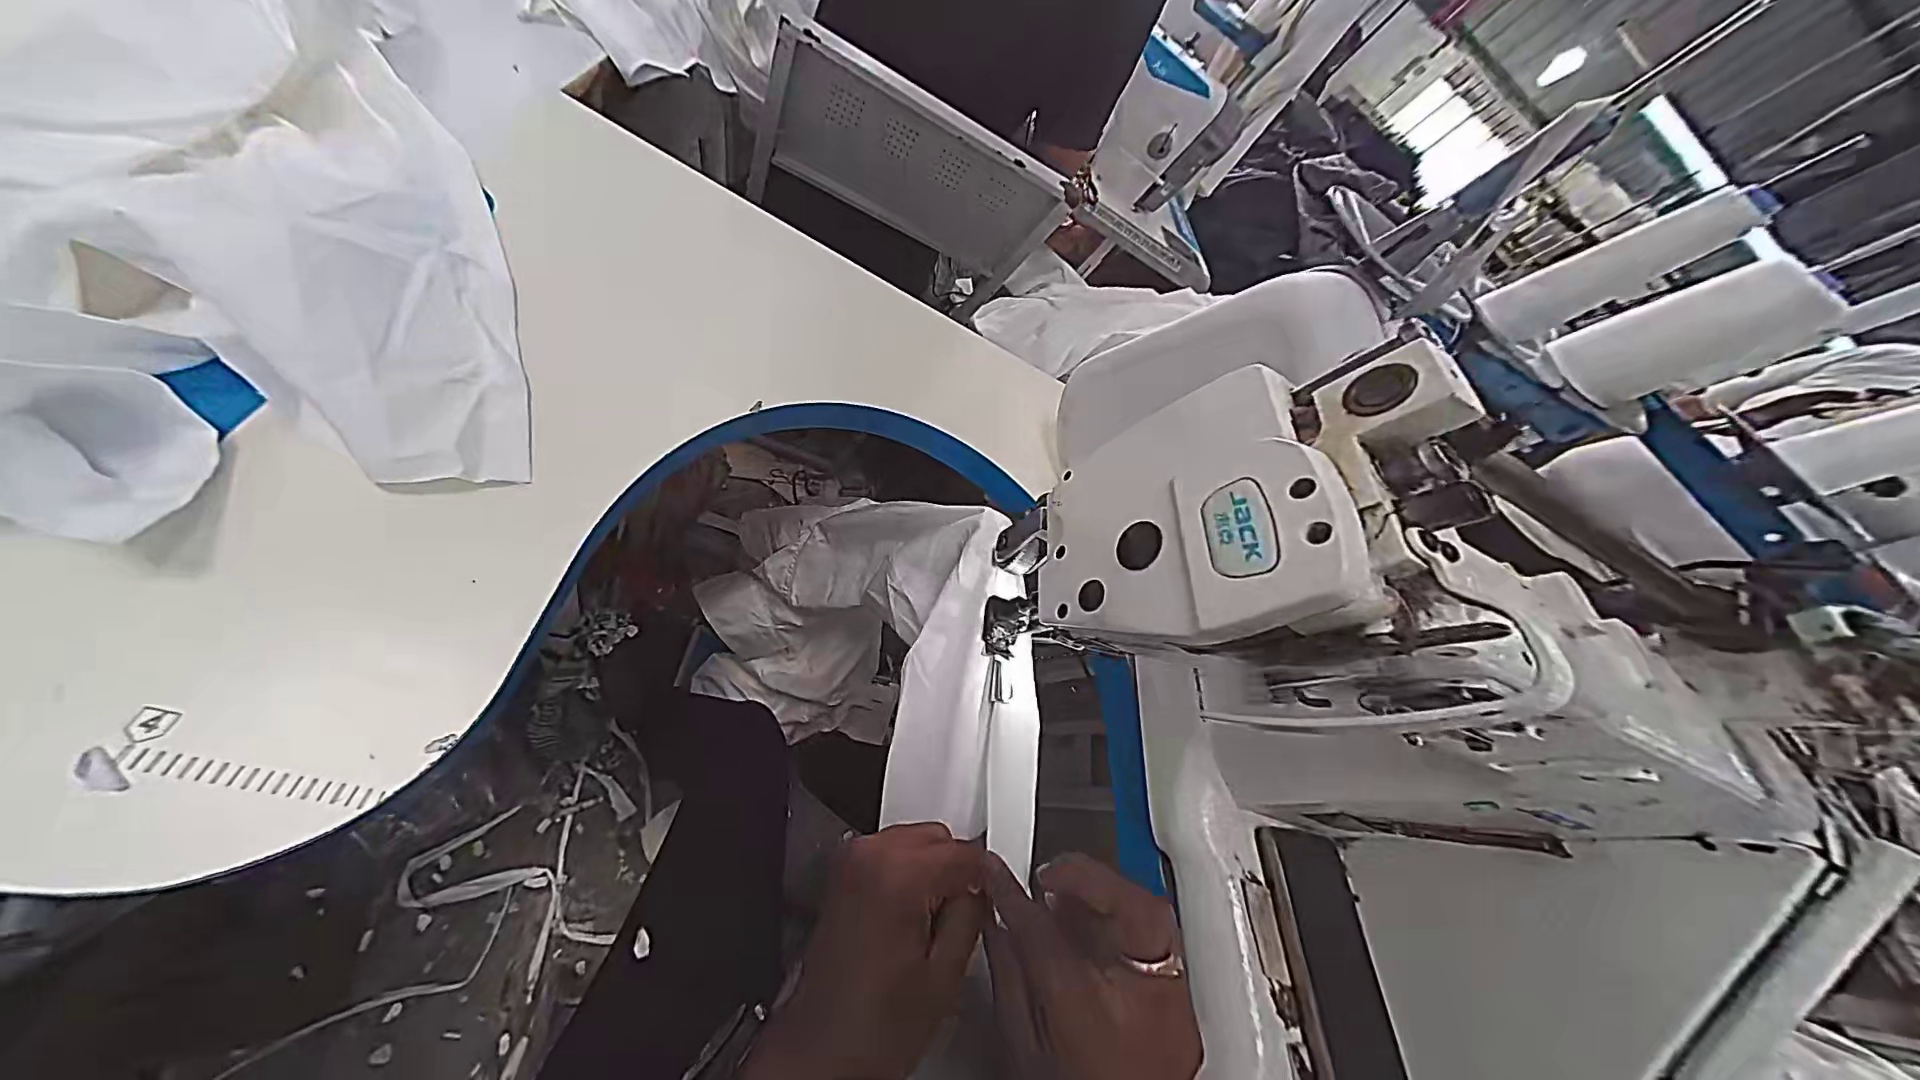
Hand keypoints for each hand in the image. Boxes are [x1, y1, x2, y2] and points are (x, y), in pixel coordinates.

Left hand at [742, 823, 990, 1079]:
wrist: (820, 1050)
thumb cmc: (868, 1030)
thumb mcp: (944, 975)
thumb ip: (972, 914)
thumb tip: (982, 887)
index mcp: (898, 875)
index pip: (964, 853)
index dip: (985, 879)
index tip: (990, 898)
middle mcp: (870, 857)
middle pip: (938, 838)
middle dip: (955, 872)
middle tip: (962, 915)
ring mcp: (851, 862)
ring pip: (915, 841)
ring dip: (932, 871)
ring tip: (931, 924)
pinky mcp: (843, 873)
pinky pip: (891, 853)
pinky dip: (907, 873)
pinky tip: (909, 916)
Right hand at [983, 853, 1202, 1079]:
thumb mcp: (1024, 1048)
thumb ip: (1008, 979)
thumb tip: (997, 926)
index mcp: (1085, 1010)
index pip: (1042, 928)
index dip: (1011, 892)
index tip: (997, 873)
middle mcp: (1137, 998)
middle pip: (1121, 905)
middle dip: (1081, 874)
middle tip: (1049, 874)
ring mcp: (1168, 1000)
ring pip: (1149, 911)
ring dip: (1107, 889)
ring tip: (1071, 892)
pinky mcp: (1184, 1004)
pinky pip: (1161, 933)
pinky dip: (1128, 912)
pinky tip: (1100, 919)